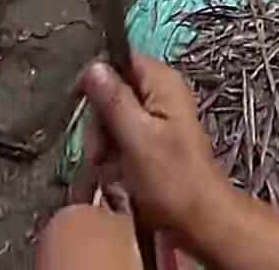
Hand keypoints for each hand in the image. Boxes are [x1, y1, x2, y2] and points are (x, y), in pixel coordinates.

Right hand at [81, 55, 232, 234]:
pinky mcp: (157, 137)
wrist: (198, 218)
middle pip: (118, 88)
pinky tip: (114, 169)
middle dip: (102, 118)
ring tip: (104, 165)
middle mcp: (163, 91)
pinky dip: (116, 149)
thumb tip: (94, 66)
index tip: (80, 103)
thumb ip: (114, 100)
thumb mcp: (136, 136)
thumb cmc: (169, 176)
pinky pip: (127, 132)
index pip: (124, 60)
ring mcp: (162, 114)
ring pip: (119, 113)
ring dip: (106, 139)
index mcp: (163, 81)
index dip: (99, 77)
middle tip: (97, 150)